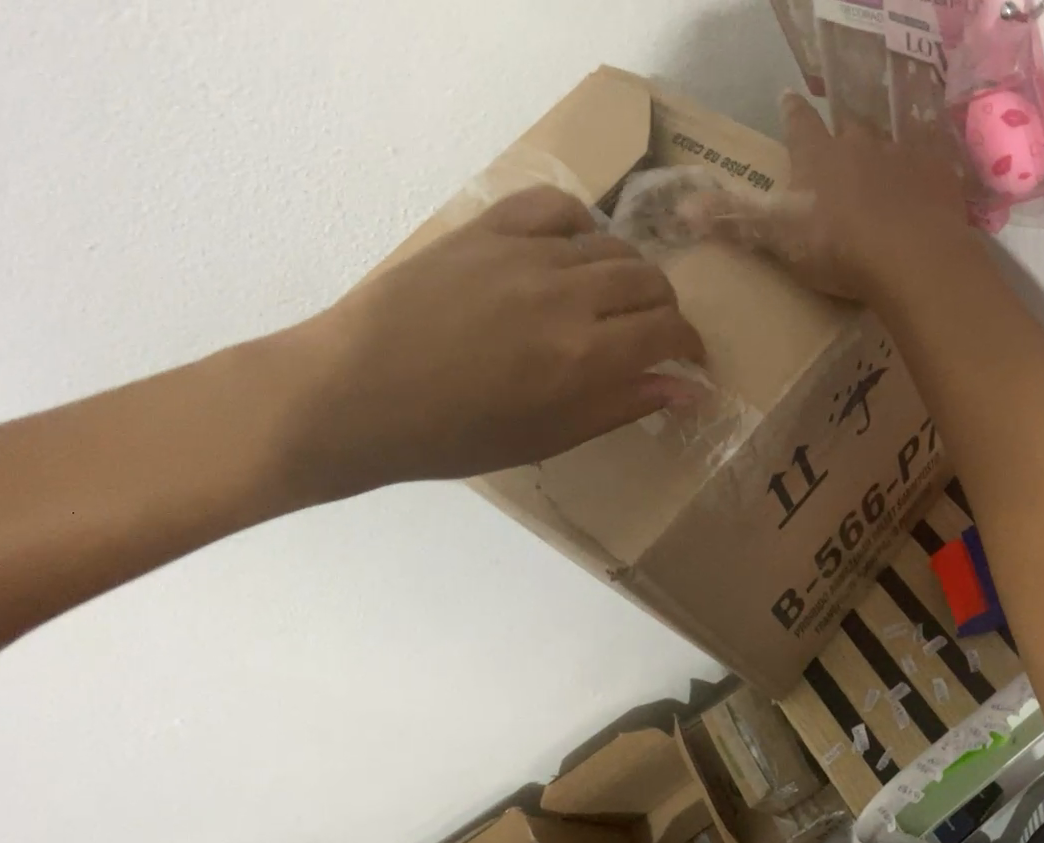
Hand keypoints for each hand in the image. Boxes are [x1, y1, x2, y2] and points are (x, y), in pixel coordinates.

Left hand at [280, 186, 705, 497]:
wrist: (352, 395)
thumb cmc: (455, 435)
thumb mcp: (550, 435)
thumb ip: (624, 405)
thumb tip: (689, 391)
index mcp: (585, 356)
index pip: (669, 331)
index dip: (690, 346)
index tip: (688, 359)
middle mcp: (566, 296)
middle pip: (650, 282)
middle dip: (665, 310)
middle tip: (651, 333)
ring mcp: (524, 256)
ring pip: (612, 246)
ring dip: (628, 274)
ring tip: (611, 298)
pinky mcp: (486, 231)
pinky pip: (554, 207)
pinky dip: (579, 224)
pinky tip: (575, 249)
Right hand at [702, 93, 975, 303]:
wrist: (912, 258)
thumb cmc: (839, 249)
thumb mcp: (779, 238)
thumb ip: (735, 220)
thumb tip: (680, 208)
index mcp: (817, 158)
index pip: (798, 125)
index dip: (791, 114)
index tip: (787, 99)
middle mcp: (859, 145)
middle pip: (848, 126)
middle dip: (842, 128)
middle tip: (842, 131)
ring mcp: (904, 155)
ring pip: (892, 136)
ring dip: (886, 142)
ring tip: (886, 149)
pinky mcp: (940, 174)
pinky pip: (935, 154)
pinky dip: (930, 158)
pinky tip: (933, 168)